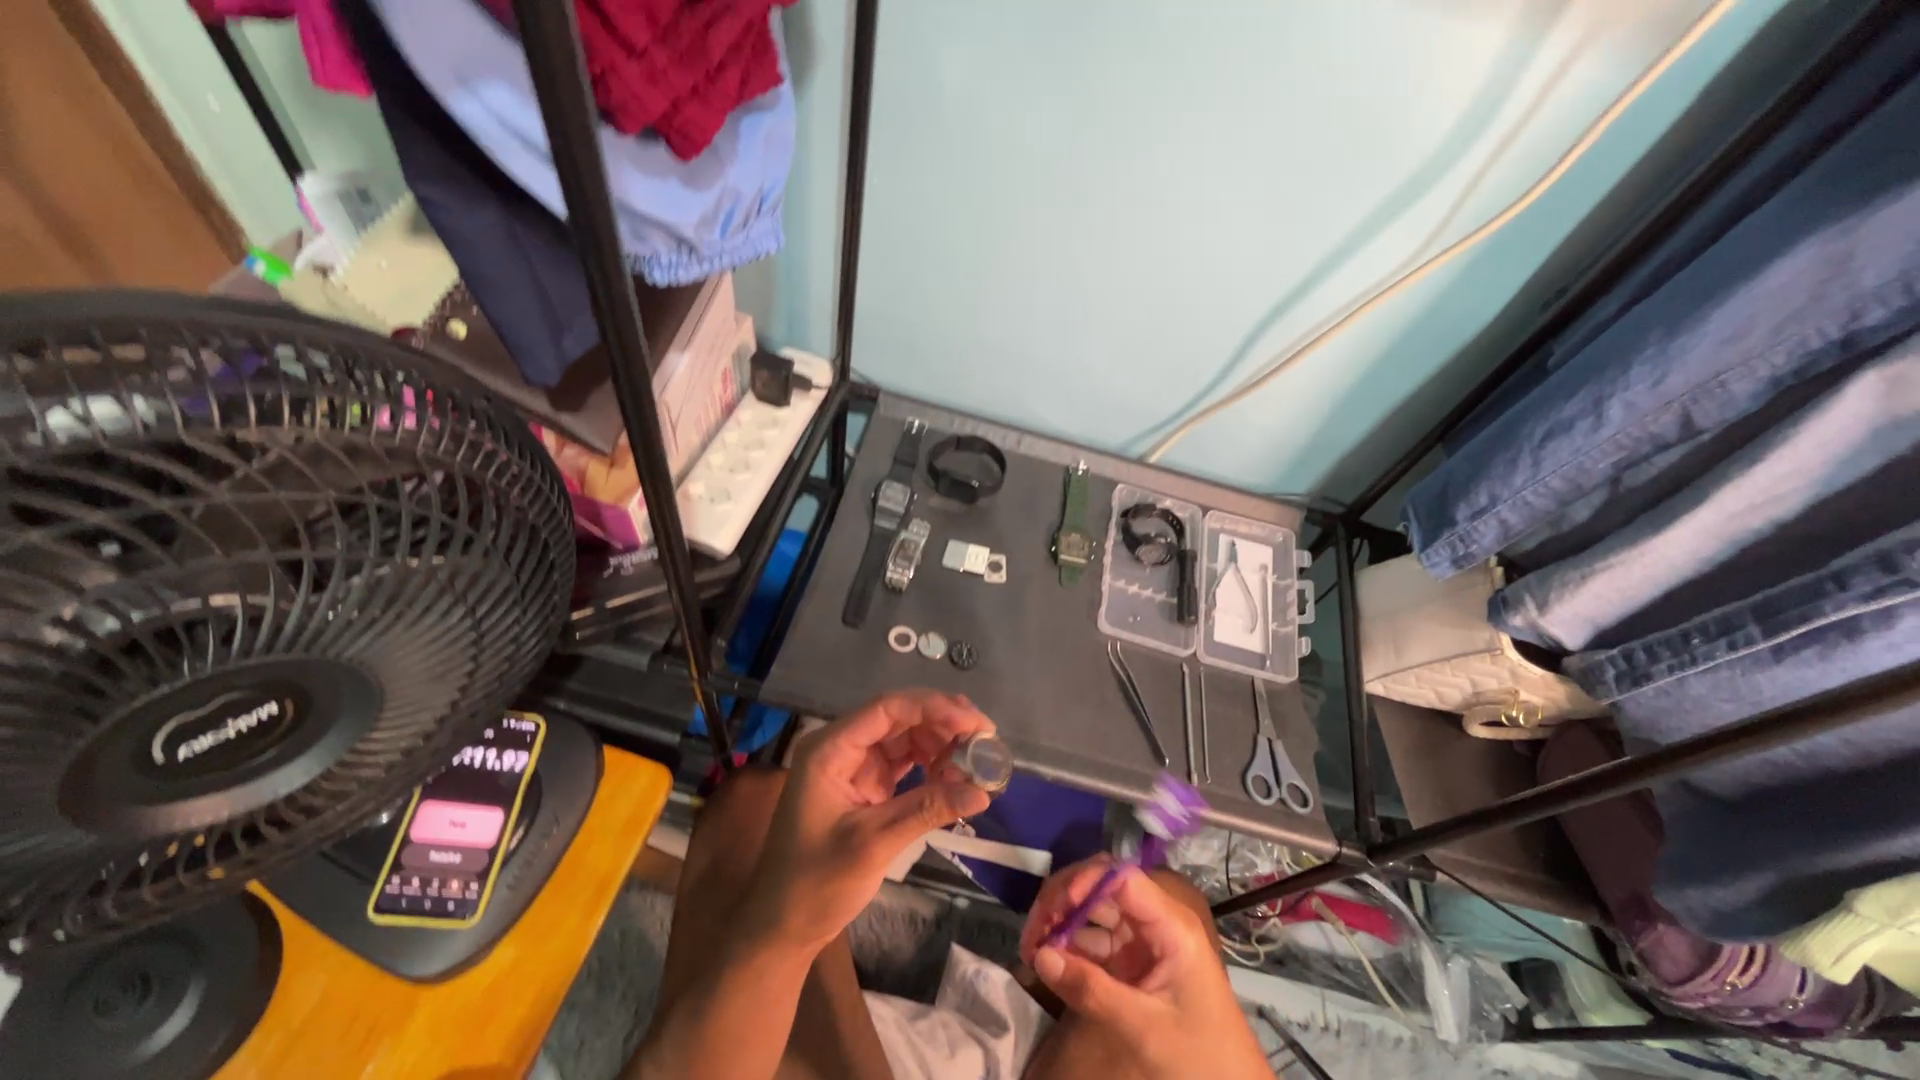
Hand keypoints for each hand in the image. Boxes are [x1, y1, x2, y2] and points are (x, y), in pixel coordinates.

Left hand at [745, 690, 995, 951]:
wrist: (783, 924)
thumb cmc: (816, 882)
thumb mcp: (874, 844)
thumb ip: (926, 809)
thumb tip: (983, 792)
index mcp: (830, 749)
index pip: (887, 709)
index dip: (934, 709)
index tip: (975, 723)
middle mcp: (841, 747)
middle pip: (900, 718)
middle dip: (944, 724)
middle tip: (986, 740)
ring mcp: (853, 766)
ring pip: (905, 738)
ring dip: (941, 745)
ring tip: (977, 763)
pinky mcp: (864, 786)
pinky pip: (903, 762)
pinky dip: (931, 766)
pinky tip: (956, 778)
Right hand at [1021, 858, 1271, 1078]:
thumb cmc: (1200, 1053)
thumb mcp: (1145, 1027)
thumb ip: (1092, 991)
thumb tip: (1039, 956)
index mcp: (1170, 924)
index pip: (1122, 878)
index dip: (1084, 882)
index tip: (1052, 910)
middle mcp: (1154, 921)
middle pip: (1101, 888)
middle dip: (1062, 902)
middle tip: (1032, 934)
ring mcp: (1142, 940)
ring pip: (1092, 912)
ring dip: (1060, 924)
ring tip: (1031, 951)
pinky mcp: (1132, 961)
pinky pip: (1094, 940)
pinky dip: (1068, 948)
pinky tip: (1046, 962)